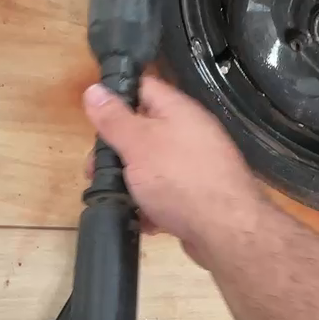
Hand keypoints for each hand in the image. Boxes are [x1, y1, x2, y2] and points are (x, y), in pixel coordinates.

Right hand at [82, 75, 271, 263]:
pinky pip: (166, 196)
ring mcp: (195, 168)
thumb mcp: (138, 143)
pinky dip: (150, 207)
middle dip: (116, 151)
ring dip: (129, 183)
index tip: (93, 117)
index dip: (116, 96)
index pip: (144, 87)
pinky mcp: (197, 199)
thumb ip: (114, 118)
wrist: (225, 232)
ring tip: (114, 197)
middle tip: (95, 170)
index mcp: (179, 111)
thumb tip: (94, 89)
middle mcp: (190, 135)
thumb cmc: (180, 179)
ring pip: (152, 168)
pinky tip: (141, 220)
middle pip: (144, 132)